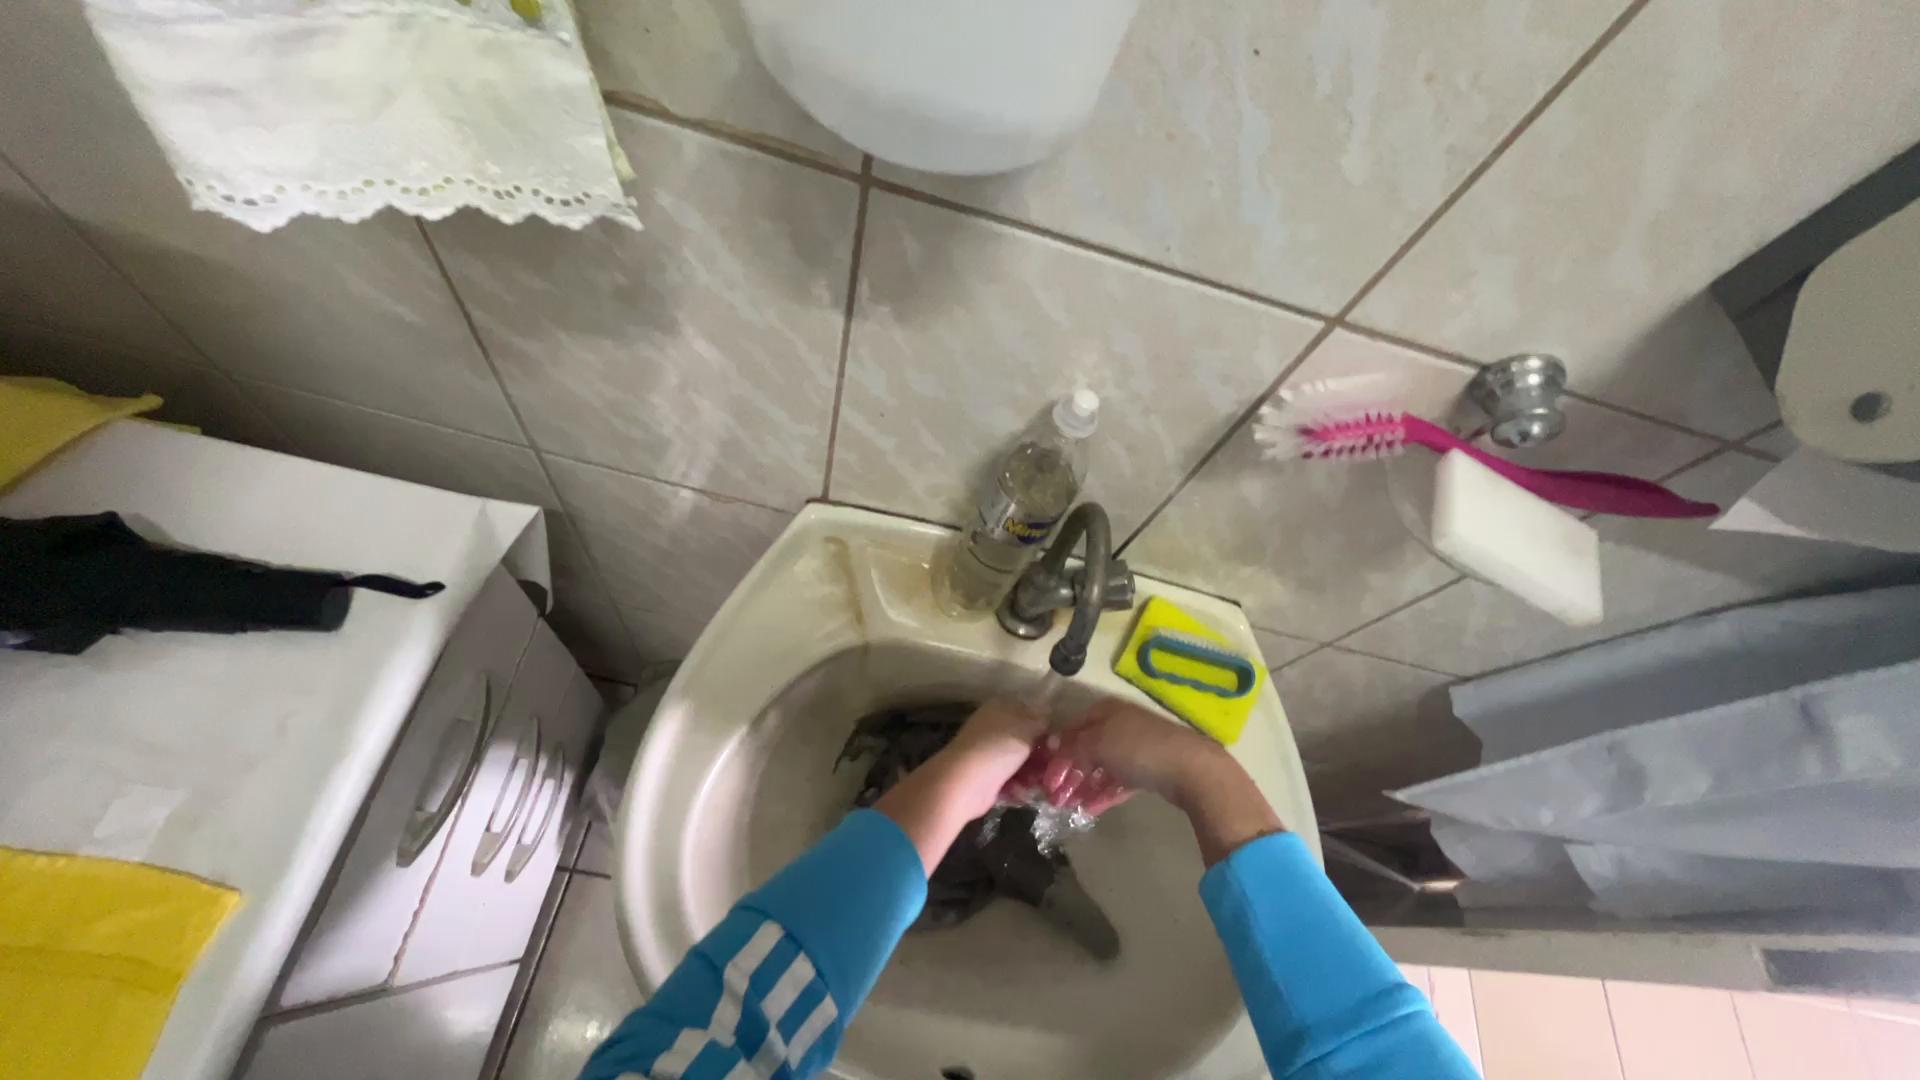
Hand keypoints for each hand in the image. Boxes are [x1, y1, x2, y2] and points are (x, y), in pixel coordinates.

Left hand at [873, 699, 1047, 873]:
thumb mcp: (1026, 727)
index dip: (1045, 726)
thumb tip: (1048, 711)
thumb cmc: (998, 747)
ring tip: (1036, 784)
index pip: (1029, 712)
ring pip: (1021, 763)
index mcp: (1001, 709)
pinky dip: (1017, 787)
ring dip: (1032, 775)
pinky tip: (1020, 793)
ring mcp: (989, 754)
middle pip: (1027, 741)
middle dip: (1041, 756)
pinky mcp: (987, 778)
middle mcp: (994, 729)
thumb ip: (1041, 719)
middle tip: (1053, 768)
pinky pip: (1011, 781)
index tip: (1058, 742)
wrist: (964, 781)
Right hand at [1046, 698, 1284, 866]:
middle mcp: (1120, 724)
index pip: (1072, 727)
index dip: (1057, 750)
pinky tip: (1089, 810)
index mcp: (1106, 710)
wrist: (1191, 769)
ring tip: (1068, 807)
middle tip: (1054, 796)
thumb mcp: (1097, 744)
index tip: (1044, 774)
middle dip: (1068, 771)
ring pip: (1101, 766)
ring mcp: (1136, 747)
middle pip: (1086, 747)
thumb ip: (1072, 746)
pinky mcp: (1149, 769)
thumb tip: (1052, 746)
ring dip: (1083, 785)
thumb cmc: (1138, 748)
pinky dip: (1103, 793)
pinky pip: (1118, 780)